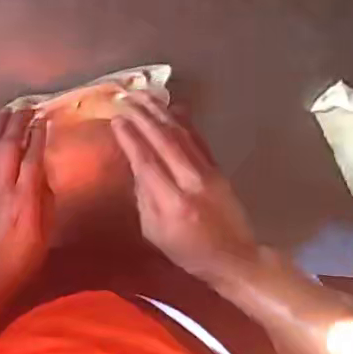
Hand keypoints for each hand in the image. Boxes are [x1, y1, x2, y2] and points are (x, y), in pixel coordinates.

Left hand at [0, 108, 52, 303]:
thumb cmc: (22, 257)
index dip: (39, 136)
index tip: (45, 119)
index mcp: (26, 199)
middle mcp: (3, 188)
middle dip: (18, 123)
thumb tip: (43, 172)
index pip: (33, 158)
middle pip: (9, 147)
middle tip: (27, 106)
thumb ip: (45, 198)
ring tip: (6, 109)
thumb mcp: (45, 231)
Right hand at [110, 93, 266, 288]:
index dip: (130, 138)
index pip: (146, 162)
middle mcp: (190, 182)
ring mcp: (208, 173)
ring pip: (181, 134)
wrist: (236, 258)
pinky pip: (198, 138)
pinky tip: (173, 106)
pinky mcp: (218, 168)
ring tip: (143, 95)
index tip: (116, 119)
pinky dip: (184, 120)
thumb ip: (143, 197)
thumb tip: (134, 165)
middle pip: (163, 141)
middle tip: (125, 97)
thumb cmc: (188, 251)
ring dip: (160, 112)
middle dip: (142, 116)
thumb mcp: (154, 232)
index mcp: (171, 203)